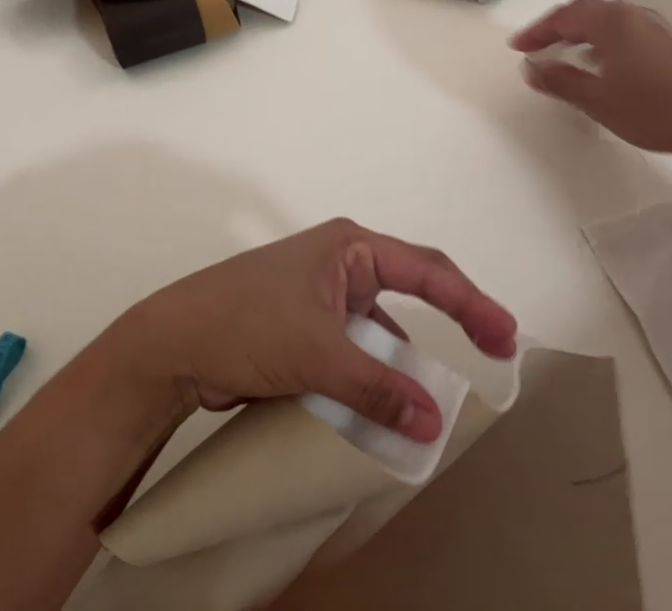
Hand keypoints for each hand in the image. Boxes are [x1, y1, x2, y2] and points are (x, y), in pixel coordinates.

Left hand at [100, 219, 516, 443]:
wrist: (168, 347)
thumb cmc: (245, 325)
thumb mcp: (317, 355)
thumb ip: (377, 388)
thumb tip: (432, 423)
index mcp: (349, 248)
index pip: (427, 269)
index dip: (471, 301)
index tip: (503, 335)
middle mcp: (341, 264)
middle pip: (411, 291)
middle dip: (450, 319)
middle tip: (492, 351)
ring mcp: (322, 296)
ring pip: (380, 328)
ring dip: (403, 361)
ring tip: (431, 399)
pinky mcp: (305, 327)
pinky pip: (354, 350)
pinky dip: (372, 375)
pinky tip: (385, 404)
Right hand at [510, 0, 671, 158]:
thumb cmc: (655, 110)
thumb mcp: (599, 100)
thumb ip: (561, 80)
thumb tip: (530, 67)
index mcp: (612, 21)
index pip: (564, 16)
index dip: (537, 31)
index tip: (517, 47)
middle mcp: (634, 14)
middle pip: (585, 11)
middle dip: (557, 28)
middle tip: (535, 47)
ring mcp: (655, 26)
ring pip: (607, 20)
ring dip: (580, 33)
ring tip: (562, 53)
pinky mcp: (669, 41)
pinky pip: (624, 30)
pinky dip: (601, 40)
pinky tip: (600, 63)